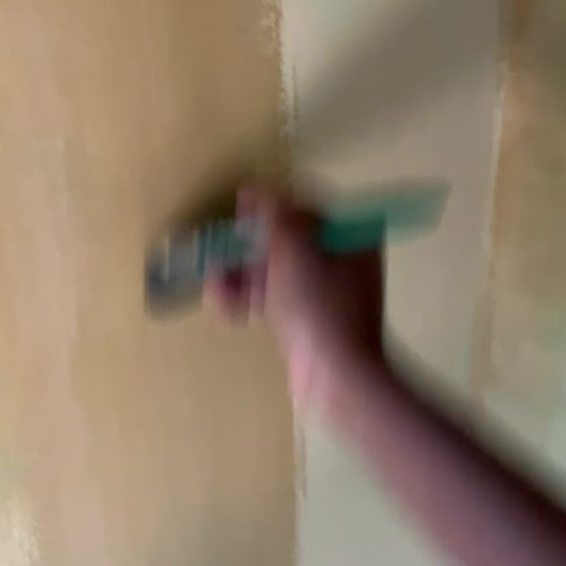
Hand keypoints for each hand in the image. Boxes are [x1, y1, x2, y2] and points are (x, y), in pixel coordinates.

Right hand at [204, 187, 389, 412]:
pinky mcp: (305, 318)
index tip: (239, 213)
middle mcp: (341, 260)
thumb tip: (254, 189)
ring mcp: (323, 293)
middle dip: (244, 247)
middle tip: (218, 253)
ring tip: (215, 285)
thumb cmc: (319, 305)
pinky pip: (271, 296)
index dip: (269, 206)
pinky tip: (227, 306)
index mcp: (350, 237)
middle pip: (282, 238)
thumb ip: (274, 212)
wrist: (336, 376)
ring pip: (271, 269)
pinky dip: (247, 298)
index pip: (305, 206)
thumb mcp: (294, 247)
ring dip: (238, 273)